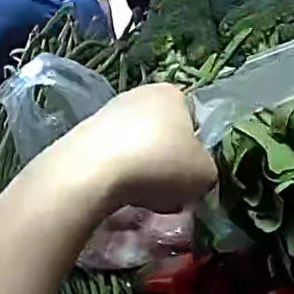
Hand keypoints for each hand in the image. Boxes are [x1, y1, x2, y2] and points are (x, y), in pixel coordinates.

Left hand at [34, 84, 214, 213]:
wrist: (96, 170)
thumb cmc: (161, 165)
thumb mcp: (205, 174)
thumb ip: (208, 171)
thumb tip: (198, 174)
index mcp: (173, 94)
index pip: (194, 123)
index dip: (196, 154)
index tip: (190, 179)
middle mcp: (140, 94)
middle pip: (163, 137)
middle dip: (167, 166)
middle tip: (168, 194)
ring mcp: (109, 112)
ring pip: (138, 149)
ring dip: (143, 174)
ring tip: (143, 199)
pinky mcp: (85, 134)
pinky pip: (113, 159)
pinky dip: (119, 177)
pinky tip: (119, 195)